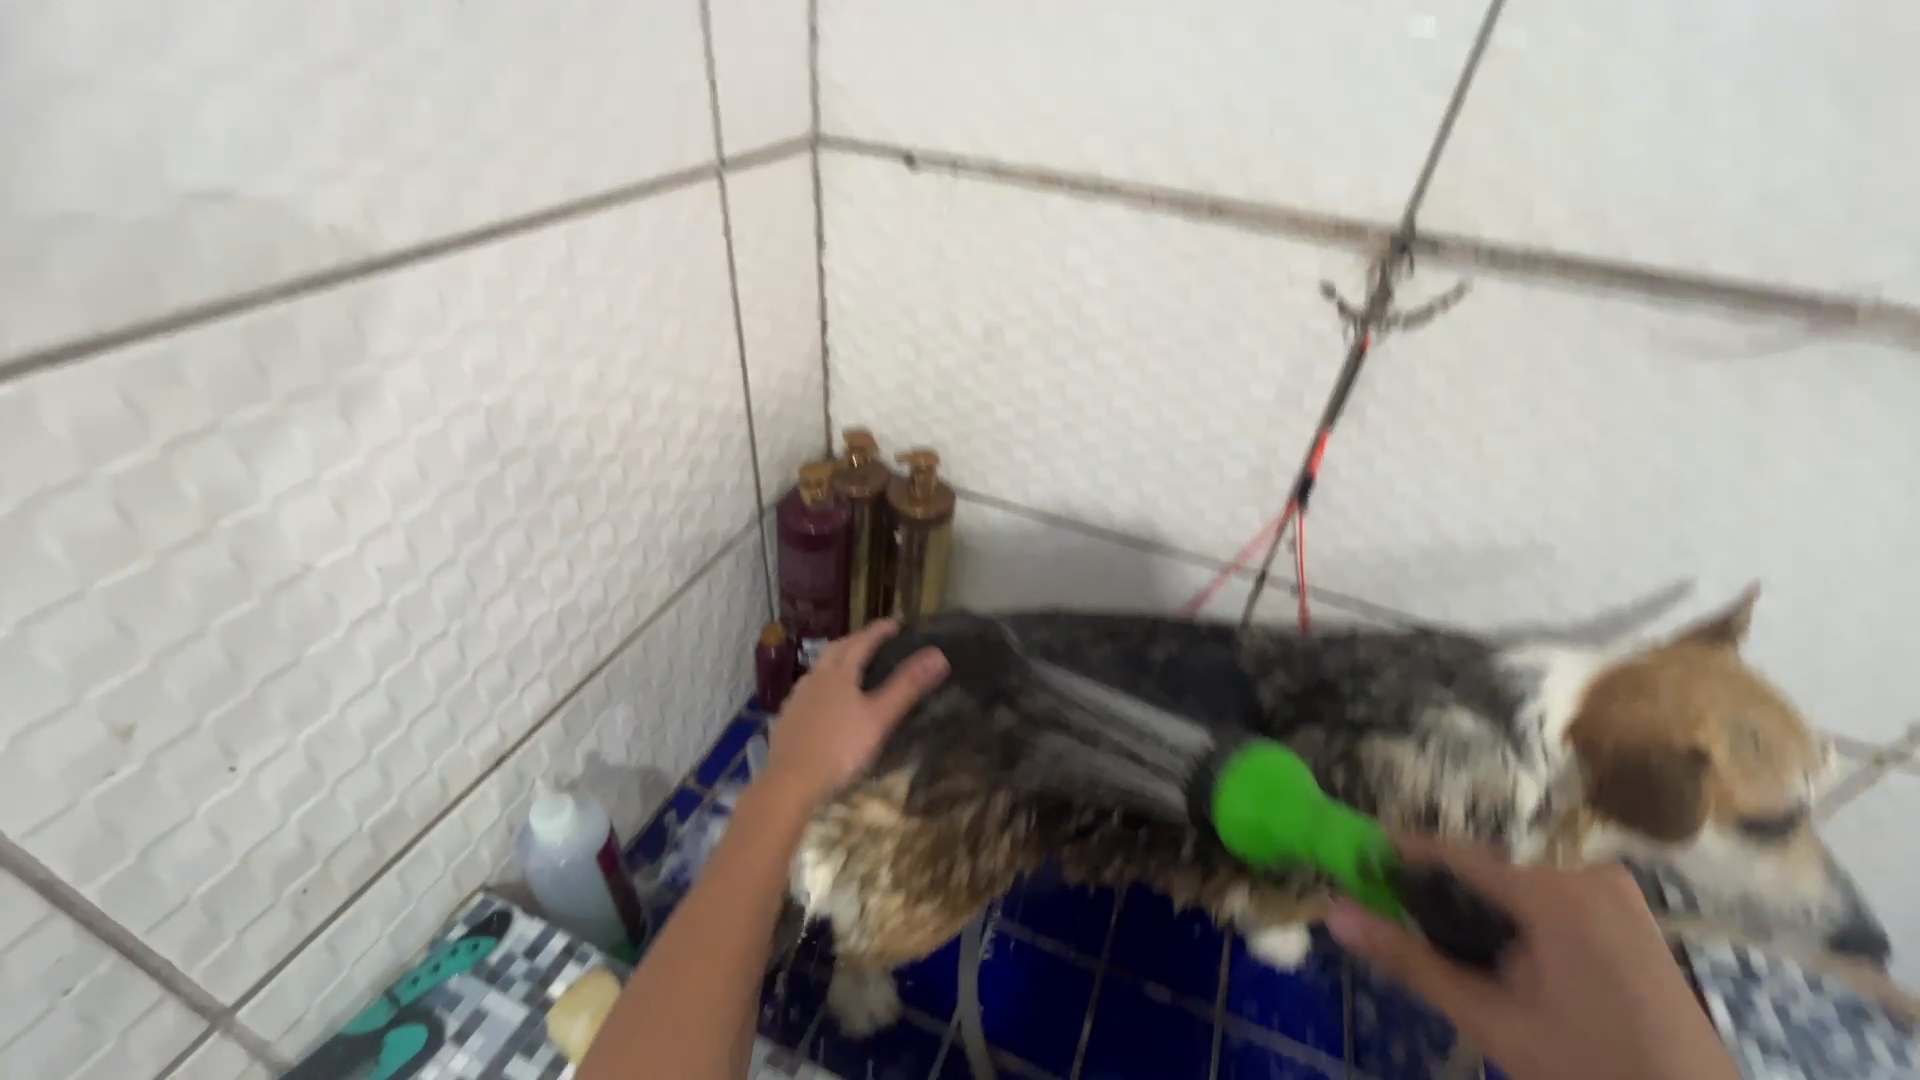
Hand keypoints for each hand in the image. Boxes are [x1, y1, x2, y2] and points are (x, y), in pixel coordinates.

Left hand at [760, 619, 948, 809]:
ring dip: (836, 660)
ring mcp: (797, 698)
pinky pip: (808, 690)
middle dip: (856, 640)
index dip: (879, 631)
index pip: (862, 642)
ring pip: (819, 668)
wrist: (790, 781)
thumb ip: (907, 686)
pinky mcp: (787, 718)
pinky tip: (825, 700)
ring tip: (850, 666)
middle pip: (836, 649)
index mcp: (839, 674)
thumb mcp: (880, 718)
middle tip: (873, 640)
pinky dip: (822, 684)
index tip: (895, 623)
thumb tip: (938, 655)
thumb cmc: (840, 748)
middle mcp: (815, 678)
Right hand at [1326, 838, 1739, 1079]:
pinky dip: (1516, 916)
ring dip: (1479, 908)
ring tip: (1459, 953)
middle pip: (1485, 868)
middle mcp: (1587, 871)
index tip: (1354, 860)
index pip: (1454, 853)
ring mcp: (1614, 890)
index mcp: (1556, 890)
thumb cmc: (1591, 1071)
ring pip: (1515, 881)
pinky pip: (1549, 893)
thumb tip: (1333, 912)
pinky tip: (1510, 960)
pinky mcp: (1628, 911)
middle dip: (1441, 894)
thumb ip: (1409, 960)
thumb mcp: (1491, 1019)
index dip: (1398, 855)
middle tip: (1408, 929)